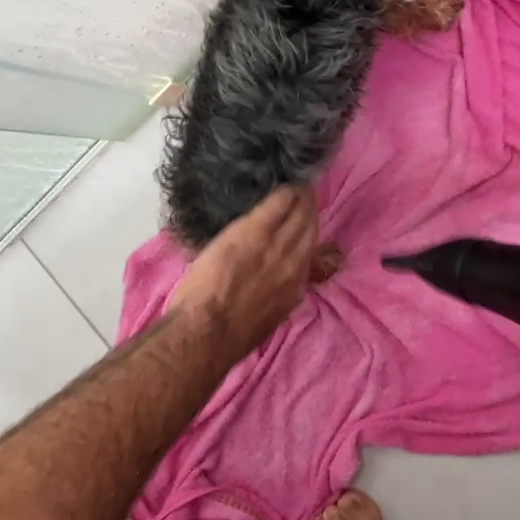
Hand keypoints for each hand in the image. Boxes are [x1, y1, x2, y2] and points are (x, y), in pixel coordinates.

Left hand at [168, 186, 318, 362]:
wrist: (208, 330)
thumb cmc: (228, 334)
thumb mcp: (263, 319)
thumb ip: (274, 296)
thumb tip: (270, 285)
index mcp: (295, 289)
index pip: (311, 255)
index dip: (308, 238)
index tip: (304, 227)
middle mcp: (294, 264)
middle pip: (310, 229)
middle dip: (310, 212)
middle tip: (306, 198)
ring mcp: (277, 245)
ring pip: (300, 213)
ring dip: (301, 198)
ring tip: (297, 189)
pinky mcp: (255, 230)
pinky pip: (278, 203)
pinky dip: (285, 192)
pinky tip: (284, 185)